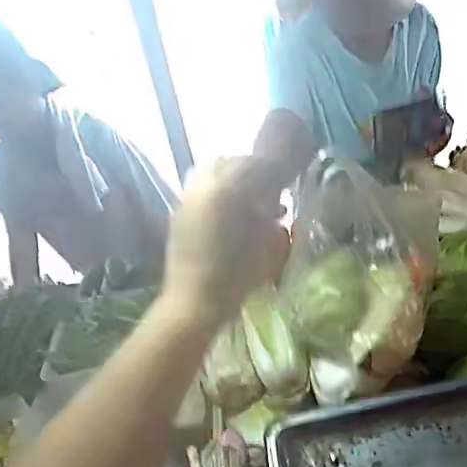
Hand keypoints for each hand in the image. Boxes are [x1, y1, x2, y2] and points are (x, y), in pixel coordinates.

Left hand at [162, 155, 293, 320]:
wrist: (192, 303)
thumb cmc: (235, 280)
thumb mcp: (267, 249)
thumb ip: (273, 221)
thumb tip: (276, 208)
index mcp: (229, 188)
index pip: (259, 166)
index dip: (277, 171)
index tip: (289, 181)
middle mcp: (204, 184)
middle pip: (234, 163)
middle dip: (254, 173)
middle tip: (270, 192)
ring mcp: (188, 198)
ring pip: (214, 174)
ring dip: (234, 182)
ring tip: (248, 204)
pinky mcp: (178, 214)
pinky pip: (201, 191)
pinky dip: (217, 195)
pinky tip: (228, 216)